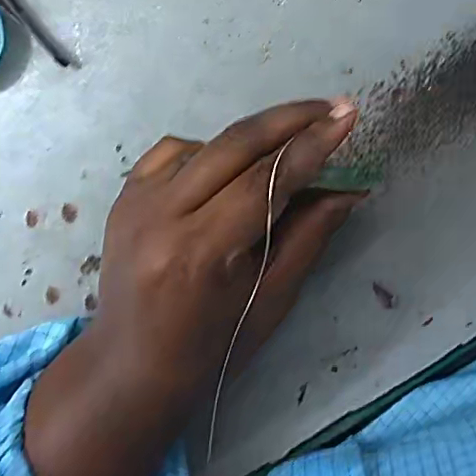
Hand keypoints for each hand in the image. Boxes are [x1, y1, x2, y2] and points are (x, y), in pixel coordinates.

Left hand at [23, 99, 362, 475]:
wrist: (127, 369)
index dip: (311, 144)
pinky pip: (177, 148)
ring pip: (210, 141)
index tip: (346, 116)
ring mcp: (136, 201)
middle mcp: (162, 217)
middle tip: (332, 106)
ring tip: (296, 136)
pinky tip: (235, 163)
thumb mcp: (272, 299)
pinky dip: (214, 147)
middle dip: (291, 118)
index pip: (265, 180)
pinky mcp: (125, 194)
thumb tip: (350, 188)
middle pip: (236, 145)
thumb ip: (311, 235)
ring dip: (258, 134)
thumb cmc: (210, 348)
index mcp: (200, 254)